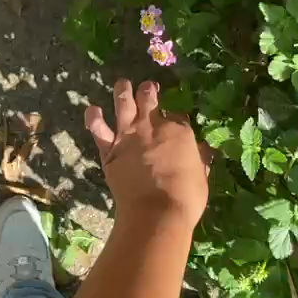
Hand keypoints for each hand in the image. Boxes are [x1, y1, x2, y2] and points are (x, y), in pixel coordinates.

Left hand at [85, 78, 209, 231]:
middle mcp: (152, 125)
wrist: (156, 213)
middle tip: (148, 88)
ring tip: (122, 84)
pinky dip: (94, 118)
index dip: (176, 117)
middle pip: (149, 98)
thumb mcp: (201, 176)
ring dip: (122, 90)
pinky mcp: (110, 148)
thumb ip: (200, 159)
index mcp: (178, 130)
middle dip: (148, 90)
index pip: (178, 115)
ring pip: (123, 102)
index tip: (175, 120)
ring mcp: (128, 134)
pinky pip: (98, 128)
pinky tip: (93, 110)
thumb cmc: (186, 198)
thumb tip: (205, 150)